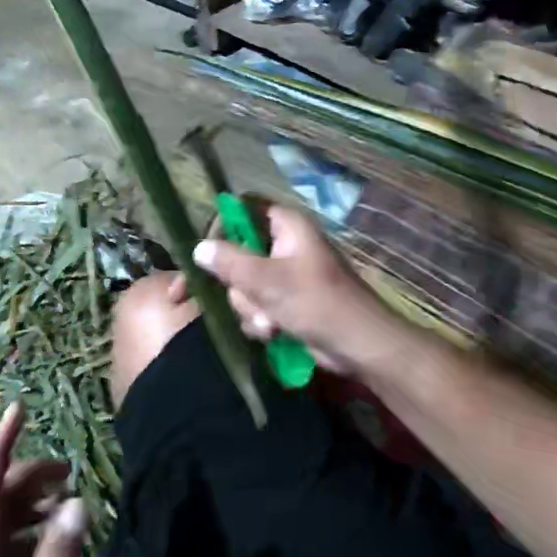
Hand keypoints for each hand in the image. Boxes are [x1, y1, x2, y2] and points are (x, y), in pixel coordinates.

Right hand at [186, 204, 404, 375]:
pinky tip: (273, 333)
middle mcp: (283, 245)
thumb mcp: (266, 280)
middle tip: (242, 297)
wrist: (358, 346)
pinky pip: (255, 305)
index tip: (202, 252)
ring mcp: (284, 276)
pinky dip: (260, 321)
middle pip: (236, 253)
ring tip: (269, 321)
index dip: (219, 227)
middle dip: (237, 285)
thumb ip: (228, 261)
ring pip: (242, 285)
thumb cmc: (316, 303)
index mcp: (286, 226)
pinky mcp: (285, 303)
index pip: (242, 210)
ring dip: (249, 308)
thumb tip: (197, 247)